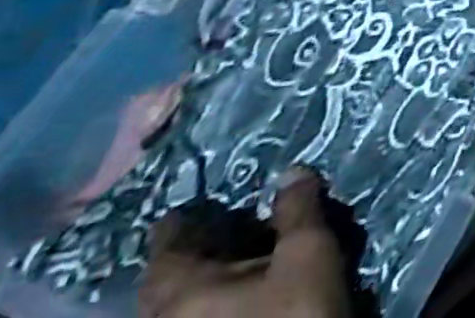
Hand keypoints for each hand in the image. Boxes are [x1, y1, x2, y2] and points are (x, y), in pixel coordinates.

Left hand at [140, 167, 349, 317]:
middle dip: (191, 256)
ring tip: (237, 263)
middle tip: (218, 232)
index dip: (178, 225)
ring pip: (181, 311)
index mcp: (181, 295)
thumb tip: (289, 172)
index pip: (167, 249)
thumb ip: (297, 211)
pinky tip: (243, 300)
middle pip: (167, 285)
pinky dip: (215, 308)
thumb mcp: (308, 255)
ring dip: (204, 285)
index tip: (186, 210)